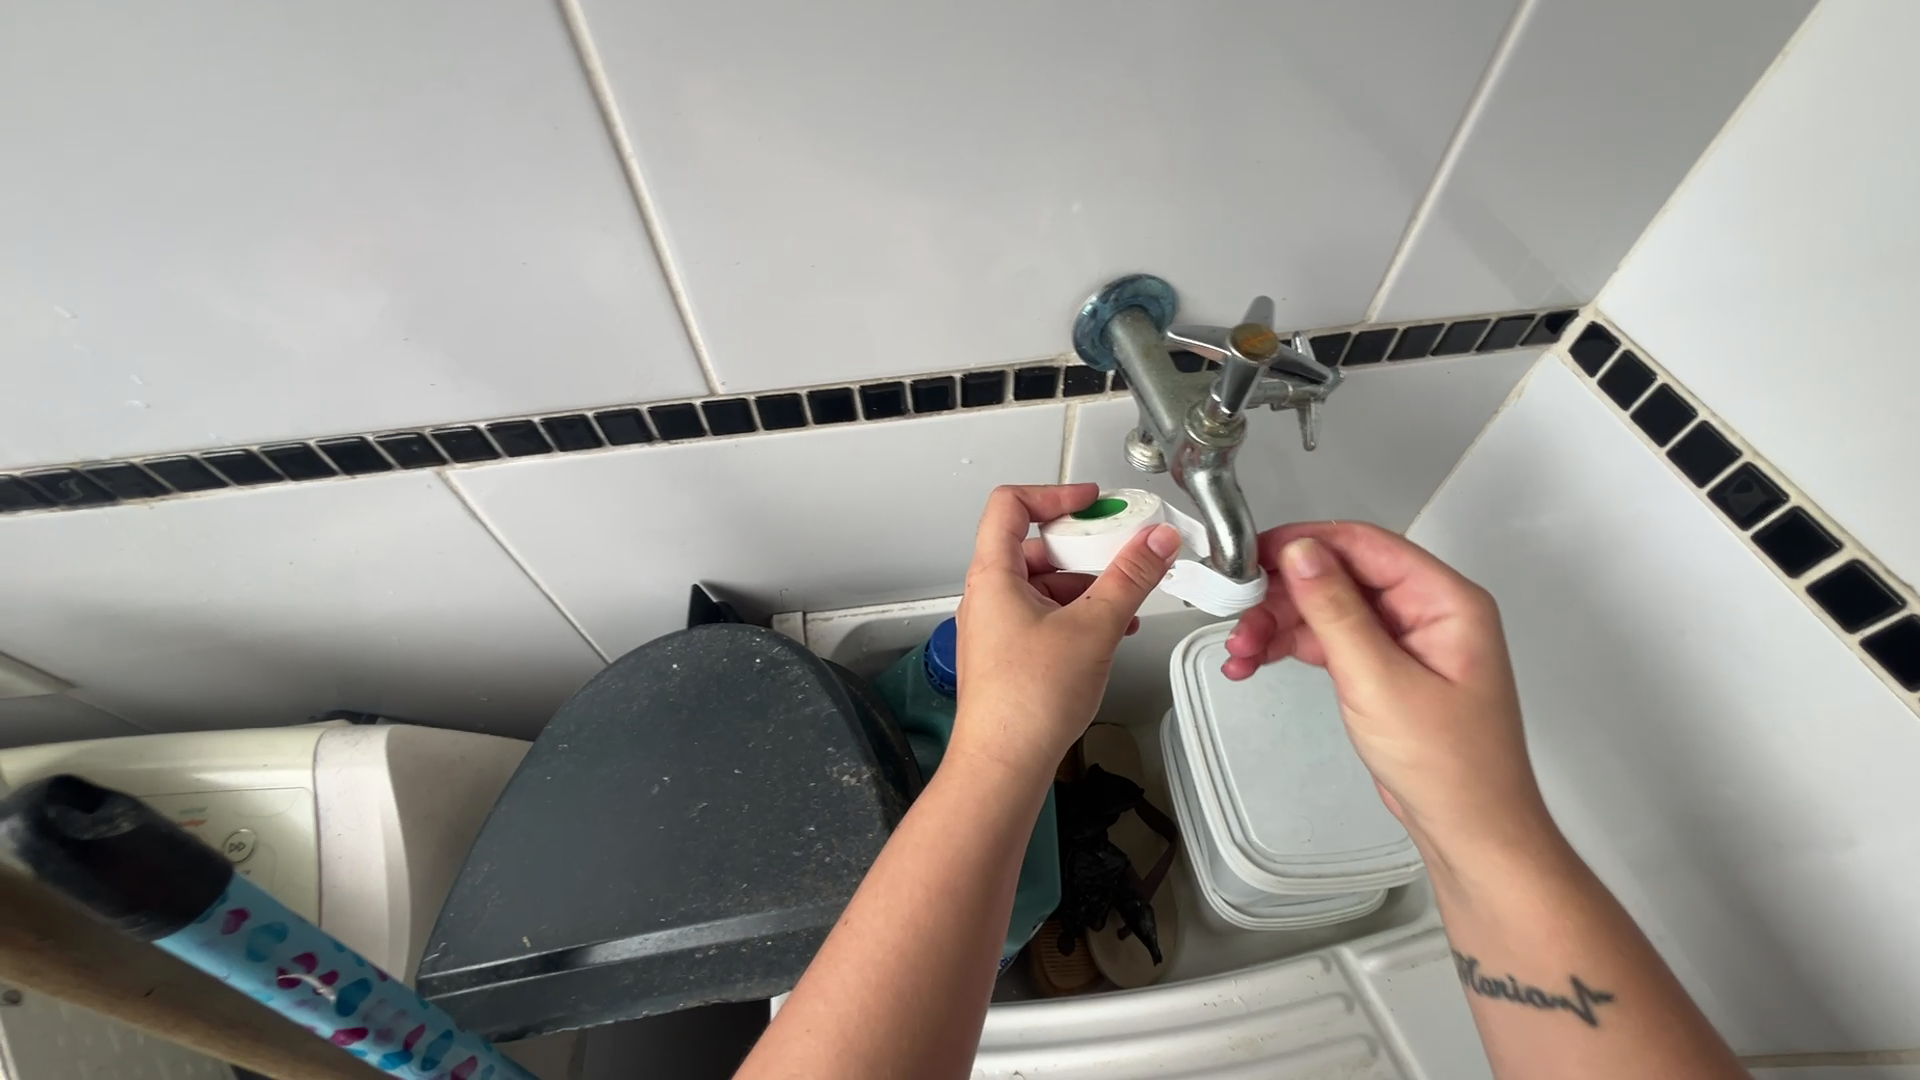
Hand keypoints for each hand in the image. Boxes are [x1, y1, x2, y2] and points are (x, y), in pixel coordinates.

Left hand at [947, 484, 1180, 783]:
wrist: (1003, 766)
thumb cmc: (1028, 701)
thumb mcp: (1094, 627)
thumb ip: (1130, 577)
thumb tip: (1156, 540)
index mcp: (993, 575)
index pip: (1010, 506)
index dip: (1053, 494)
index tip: (1093, 503)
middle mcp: (988, 596)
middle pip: (1035, 546)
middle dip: (1085, 547)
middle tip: (1126, 552)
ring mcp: (996, 625)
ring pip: (1045, 584)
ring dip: (1088, 584)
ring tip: (1129, 598)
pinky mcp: (1009, 653)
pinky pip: (1045, 615)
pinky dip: (1078, 613)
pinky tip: (1113, 629)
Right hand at [1222, 522, 1554, 866]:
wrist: (1465, 830)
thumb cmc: (1446, 763)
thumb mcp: (1378, 679)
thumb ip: (1335, 610)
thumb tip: (1300, 551)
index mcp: (1442, 600)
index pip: (1363, 545)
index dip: (1304, 542)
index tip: (1252, 553)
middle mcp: (1421, 609)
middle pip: (1335, 577)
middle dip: (1280, 597)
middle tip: (1238, 618)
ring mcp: (1397, 638)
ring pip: (1321, 608)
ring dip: (1274, 625)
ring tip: (1239, 652)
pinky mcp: (1377, 664)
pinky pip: (1322, 639)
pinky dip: (1286, 647)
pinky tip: (1253, 662)